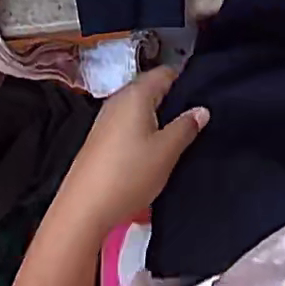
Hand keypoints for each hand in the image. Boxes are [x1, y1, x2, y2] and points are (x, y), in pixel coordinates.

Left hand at [46, 67, 207, 234]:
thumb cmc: (128, 174)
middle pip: (152, 90)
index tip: (203, 100)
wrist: (81, 212)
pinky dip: (142, 134)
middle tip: (194, 122)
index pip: (166, 72)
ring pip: (140, 110)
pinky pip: (128, 126)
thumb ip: (187, 126)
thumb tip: (202, 109)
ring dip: (158, 121)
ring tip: (177, 141)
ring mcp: (105, 120)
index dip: (186, 82)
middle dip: (173, 103)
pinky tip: (152, 155)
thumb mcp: (167, 151)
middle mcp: (118, 100)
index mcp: (136, 94)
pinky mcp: (99, 141)